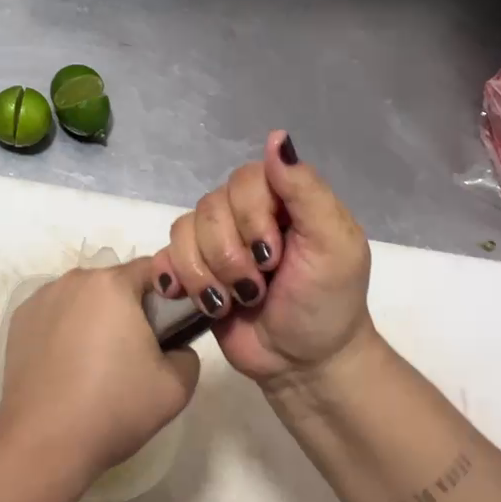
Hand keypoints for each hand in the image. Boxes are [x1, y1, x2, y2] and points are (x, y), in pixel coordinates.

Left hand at [0, 259, 200, 476]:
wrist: (43, 442)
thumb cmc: (113, 407)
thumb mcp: (176, 387)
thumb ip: (188, 353)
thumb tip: (173, 346)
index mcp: (112, 284)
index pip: (153, 272)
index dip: (168, 297)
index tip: (169, 331)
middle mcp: (74, 279)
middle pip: (115, 284)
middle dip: (130, 311)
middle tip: (135, 357)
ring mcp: (42, 298)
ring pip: (84, 299)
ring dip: (96, 320)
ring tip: (97, 367)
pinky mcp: (19, 320)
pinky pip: (56, 315)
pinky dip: (65, 331)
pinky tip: (67, 369)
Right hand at [151, 131, 376, 384]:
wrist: (305, 364)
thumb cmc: (327, 302)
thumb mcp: (334, 245)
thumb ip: (306, 190)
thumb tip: (276, 137)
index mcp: (279, 196)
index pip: (243, 180)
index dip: (251, 218)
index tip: (275, 257)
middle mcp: (242, 211)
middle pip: (210, 207)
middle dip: (232, 257)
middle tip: (259, 287)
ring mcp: (213, 240)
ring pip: (184, 231)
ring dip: (210, 275)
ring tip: (237, 301)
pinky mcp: (191, 269)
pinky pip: (165, 254)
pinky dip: (180, 278)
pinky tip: (201, 299)